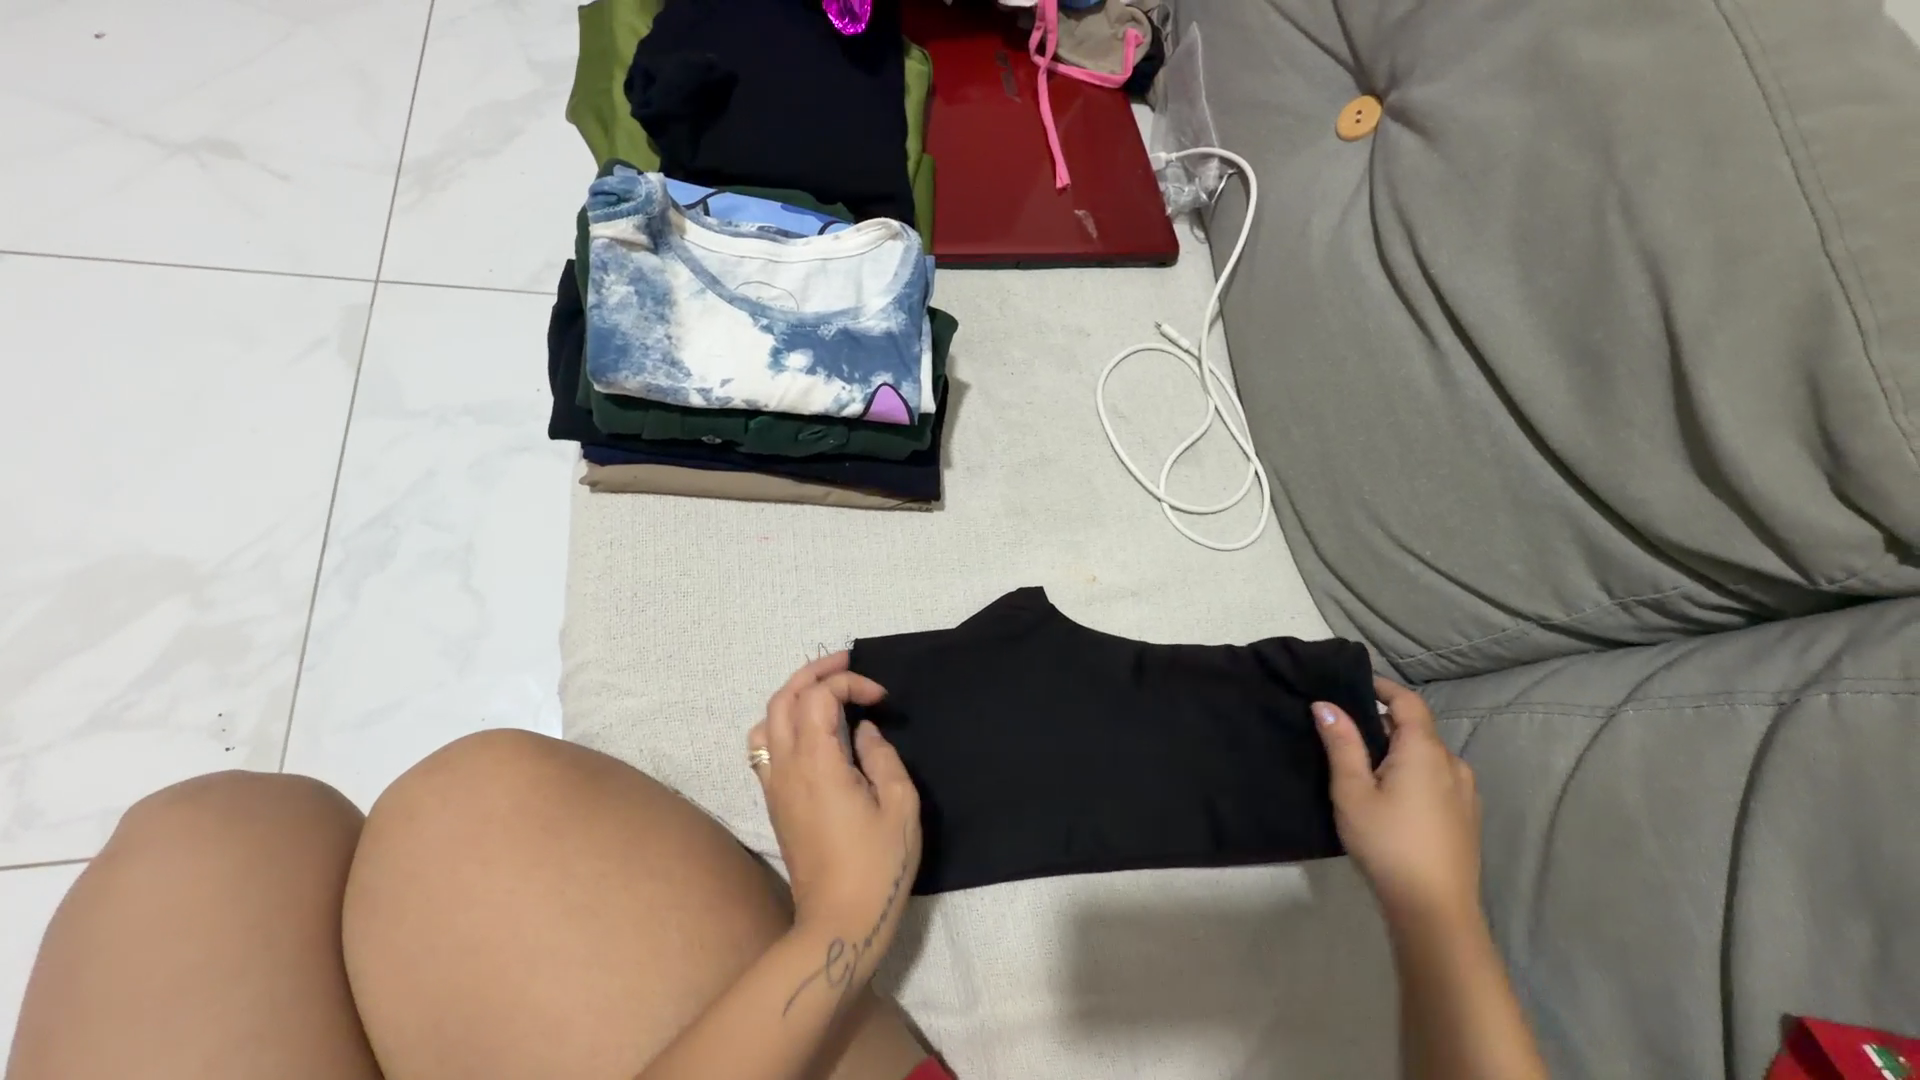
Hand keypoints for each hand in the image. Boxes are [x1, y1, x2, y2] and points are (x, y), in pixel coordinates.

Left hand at [749, 652, 921, 967]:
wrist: (839, 921)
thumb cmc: (877, 865)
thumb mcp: (900, 806)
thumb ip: (882, 757)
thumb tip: (864, 731)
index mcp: (817, 763)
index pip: (818, 696)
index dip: (850, 683)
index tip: (882, 699)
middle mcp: (786, 767)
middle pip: (783, 698)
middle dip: (814, 672)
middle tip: (847, 662)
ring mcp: (774, 785)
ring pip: (767, 720)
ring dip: (794, 694)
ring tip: (825, 689)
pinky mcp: (774, 802)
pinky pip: (763, 746)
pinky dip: (782, 723)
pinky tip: (808, 729)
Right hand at [1314, 677, 1481, 931]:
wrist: (1435, 908)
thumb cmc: (1387, 842)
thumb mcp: (1352, 791)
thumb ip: (1342, 744)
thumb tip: (1326, 704)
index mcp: (1425, 751)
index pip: (1408, 702)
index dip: (1382, 687)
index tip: (1353, 683)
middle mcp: (1452, 763)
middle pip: (1417, 729)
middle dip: (1383, 723)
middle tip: (1346, 732)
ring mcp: (1466, 792)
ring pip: (1428, 757)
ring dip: (1399, 751)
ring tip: (1364, 768)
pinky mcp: (1467, 817)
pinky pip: (1438, 779)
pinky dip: (1413, 773)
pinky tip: (1392, 798)